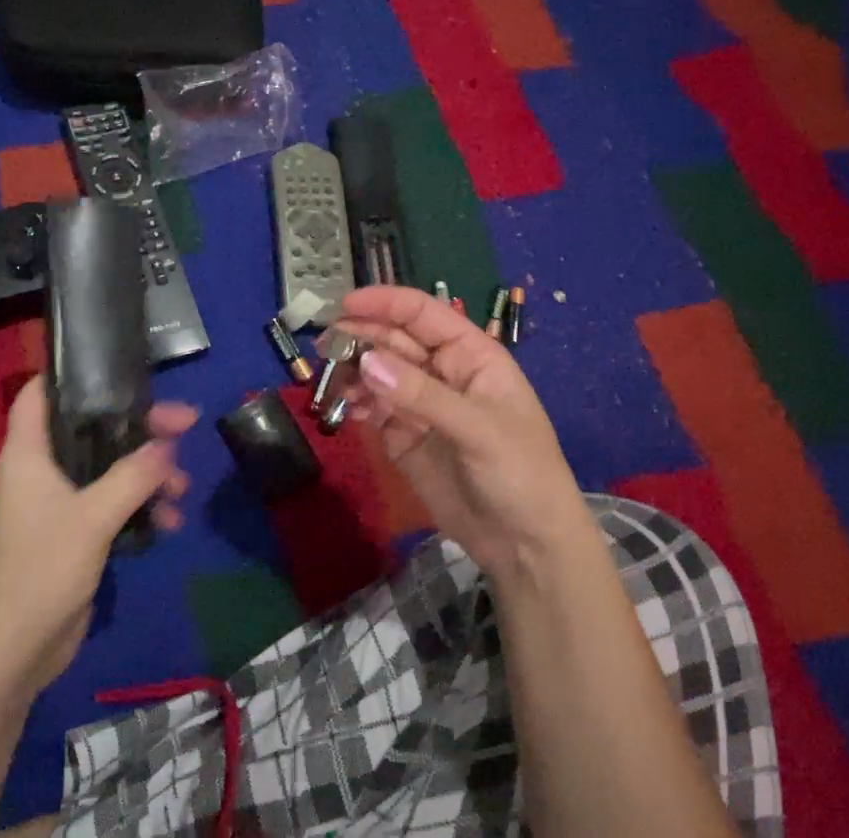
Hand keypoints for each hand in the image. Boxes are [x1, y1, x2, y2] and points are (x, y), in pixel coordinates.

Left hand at [0, 376, 196, 693]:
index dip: (69, 374)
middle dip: (137, 430)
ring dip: (145, 476)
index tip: (116, 366)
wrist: (16, 648)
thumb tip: (166, 447)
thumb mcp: (92, 517)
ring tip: (183, 491)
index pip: (38, 394)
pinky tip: (169, 524)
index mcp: (27, 453)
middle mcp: (39, 471)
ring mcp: (55, 505)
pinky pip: (109, 507)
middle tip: (184, 425)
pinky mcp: (71, 536)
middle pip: (89, 431)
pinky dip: (137, 509)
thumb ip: (131, 477)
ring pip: (106, 471)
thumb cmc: (42, 569)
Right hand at [332, 286, 595, 578]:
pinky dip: (354, 404)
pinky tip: (344, 409)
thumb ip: (422, 395)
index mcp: (472, 357)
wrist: (524, 544)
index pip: (423, 315)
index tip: (344, 305)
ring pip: (377, 373)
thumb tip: (365, 363)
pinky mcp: (402, 437)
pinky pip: (371, 409)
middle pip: (393, 340)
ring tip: (330, 381)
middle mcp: (442, 373)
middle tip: (324, 345)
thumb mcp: (479, 430)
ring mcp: (420, 405)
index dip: (385, 304)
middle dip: (360, 337)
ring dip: (352, 371)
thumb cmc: (521, 474)